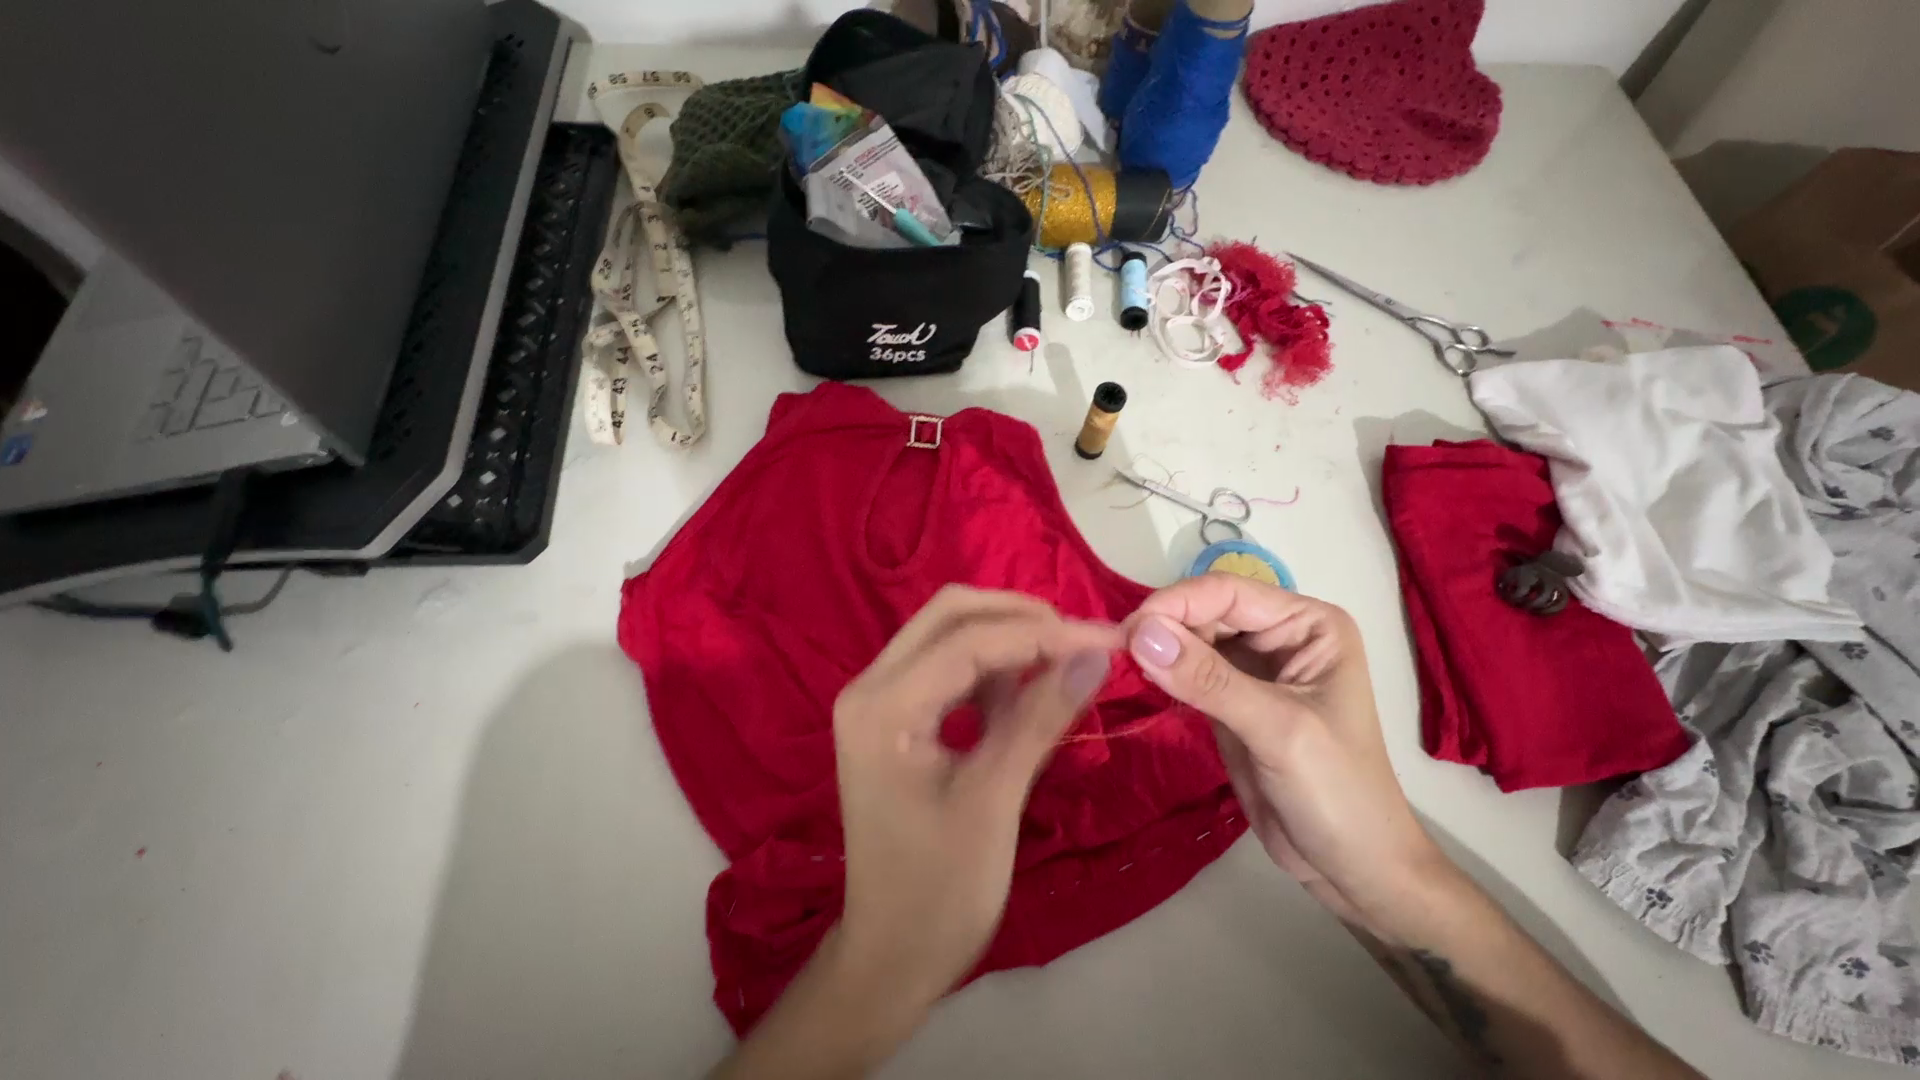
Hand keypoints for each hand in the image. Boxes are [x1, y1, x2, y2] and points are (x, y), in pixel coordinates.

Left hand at [831, 586, 1116, 1007]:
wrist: (892, 956)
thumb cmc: (939, 891)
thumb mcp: (995, 799)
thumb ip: (1040, 717)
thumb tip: (1096, 652)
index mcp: (881, 707)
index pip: (968, 640)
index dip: (1044, 633)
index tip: (1109, 640)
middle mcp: (870, 688)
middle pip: (950, 616)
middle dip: (1021, 619)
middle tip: (1084, 644)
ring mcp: (879, 702)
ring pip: (949, 636)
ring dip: (1009, 640)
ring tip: (1068, 666)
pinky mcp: (896, 720)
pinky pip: (948, 671)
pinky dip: (993, 672)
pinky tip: (1031, 694)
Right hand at [1126, 574, 1456, 940]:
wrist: (1355, 867)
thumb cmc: (1338, 794)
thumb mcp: (1277, 731)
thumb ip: (1209, 680)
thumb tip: (1140, 634)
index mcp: (1309, 625)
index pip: (1229, 594)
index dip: (1176, 604)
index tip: (1128, 631)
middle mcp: (1281, 636)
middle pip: (1206, 611)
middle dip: (1163, 625)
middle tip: (1117, 651)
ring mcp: (1255, 670)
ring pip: (1192, 638)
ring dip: (1158, 647)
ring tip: (1120, 662)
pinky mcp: (1231, 702)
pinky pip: (1188, 672)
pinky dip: (1163, 672)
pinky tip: (1139, 678)